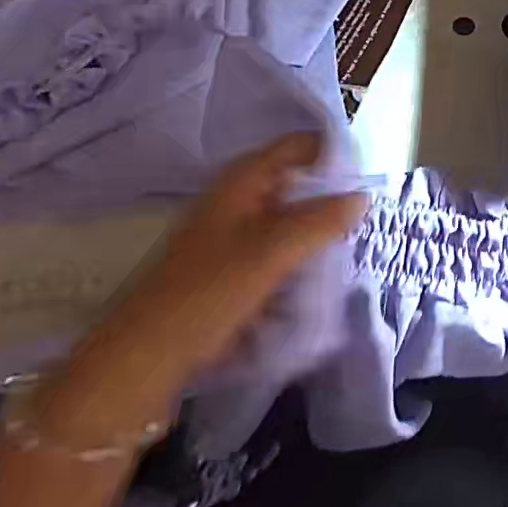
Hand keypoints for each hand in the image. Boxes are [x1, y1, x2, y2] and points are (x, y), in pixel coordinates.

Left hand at [35, 133, 366, 445]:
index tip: (365, 179)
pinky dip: (299, 252)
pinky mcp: (230, 263)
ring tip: (344, 247)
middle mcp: (238, 196)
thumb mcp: (273, 251)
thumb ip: (323, 219)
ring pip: (291, 215)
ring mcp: (232, 230)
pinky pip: (279, 245)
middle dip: (331, 196)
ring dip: (317, 229)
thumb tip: (362, 197)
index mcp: (243, 179)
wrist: (142, 361)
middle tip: (361, 218)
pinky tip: (315, 272)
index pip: (301, 145)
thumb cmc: (207, 292)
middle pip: (299, 180)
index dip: (335, 154)